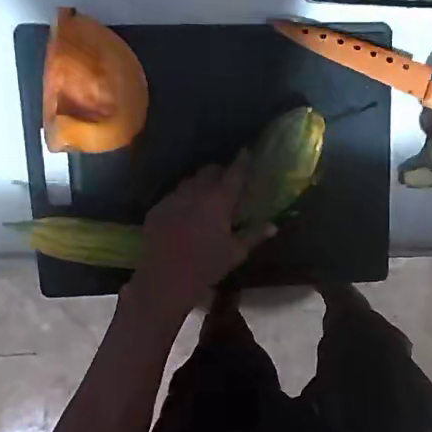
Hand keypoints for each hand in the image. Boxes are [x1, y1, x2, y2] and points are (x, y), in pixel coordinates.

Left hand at [131, 155, 275, 311]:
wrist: (165, 279)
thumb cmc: (206, 266)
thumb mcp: (235, 253)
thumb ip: (254, 235)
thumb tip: (273, 226)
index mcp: (218, 201)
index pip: (234, 173)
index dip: (242, 161)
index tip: (246, 151)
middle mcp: (195, 192)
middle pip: (209, 171)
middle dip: (219, 171)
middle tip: (227, 181)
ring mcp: (173, 198)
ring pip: (189, 181)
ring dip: (200, 183)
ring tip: (206, 195)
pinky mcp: (157, 208)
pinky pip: (174, 195)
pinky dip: (183, 198)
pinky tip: (186, 212)